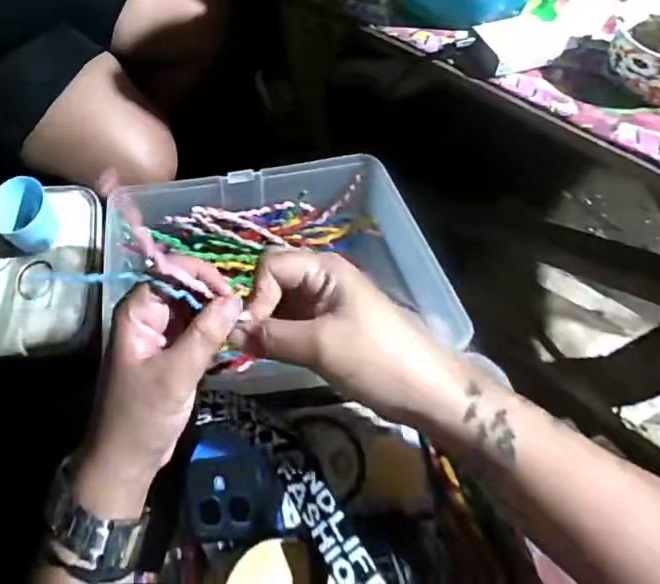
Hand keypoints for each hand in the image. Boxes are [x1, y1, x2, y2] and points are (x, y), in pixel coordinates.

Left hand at [74, 283, 241, 518]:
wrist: (126, 461)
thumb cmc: (142, 416)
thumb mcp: (175, 374)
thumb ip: (205, 335)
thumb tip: (234, 299)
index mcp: (136, 311)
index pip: (169, 273)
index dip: (199, 275)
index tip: (230, 291)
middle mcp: (146, 314)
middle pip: (182, 287)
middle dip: (212, 292)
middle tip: (243, 307)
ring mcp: (159, 332)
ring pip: (191, 307)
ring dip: (215, 310)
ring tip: (243, 318)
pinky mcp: (171, 350)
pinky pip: (194, 327)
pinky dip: (212, 329)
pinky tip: (233, 333)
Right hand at [231, 249, 471, 426]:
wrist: (431, 394)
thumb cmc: (377, 360)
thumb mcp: (320, 347)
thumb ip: (271, 337)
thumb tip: (228, 332)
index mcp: (323, 268)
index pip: (269, 265)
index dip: (256, 295)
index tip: (253, 332)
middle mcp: (321, 276)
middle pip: (272, 280)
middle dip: (258, 309)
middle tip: (252, 344)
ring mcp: (326, 301)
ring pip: (280, 303)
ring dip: (267, 325)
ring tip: (260, 353)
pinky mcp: (329, 325)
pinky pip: (293, 321)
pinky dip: (280, 335)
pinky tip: (275, 356)